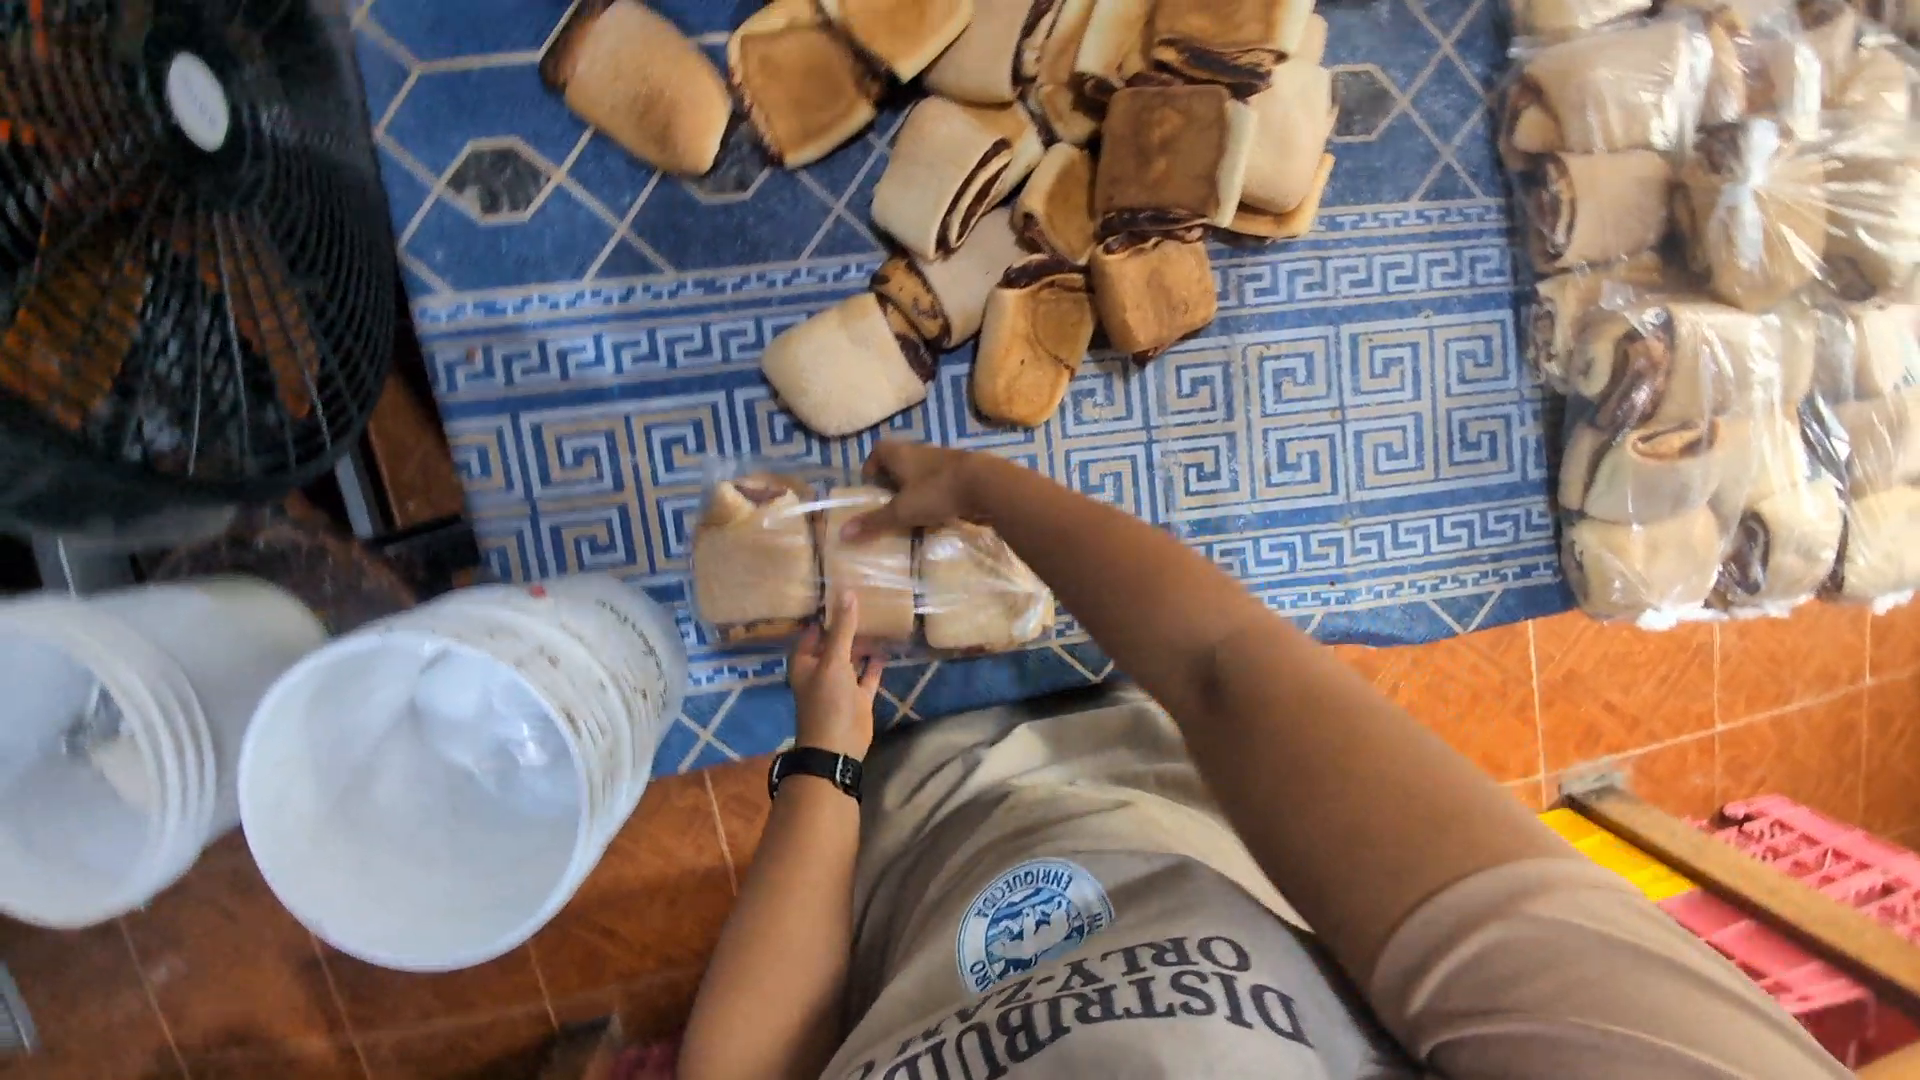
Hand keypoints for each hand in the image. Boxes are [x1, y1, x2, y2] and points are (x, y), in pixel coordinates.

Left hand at [789, 592, 882, 757]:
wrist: (837, 747)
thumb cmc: (827, 700)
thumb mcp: (833, 661)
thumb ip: (842, 629)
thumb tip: (847, 593)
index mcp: (805, 662)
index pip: (811, 631)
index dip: (822, 614)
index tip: (839, 591)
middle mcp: (821, 670)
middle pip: (833, 643)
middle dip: (845, 626)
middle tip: (865, 599)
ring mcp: (840, 684)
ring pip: (851, 658)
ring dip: (861, 643)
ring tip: (878, 618)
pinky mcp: (858, 697)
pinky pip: (867, 675)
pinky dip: (875, 663)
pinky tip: (886, 646)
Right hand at [843, 440, 985, 540]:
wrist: (986, 484)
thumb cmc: (936, 492)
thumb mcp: (901, 511)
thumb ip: (874, 522)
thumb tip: (841, 533)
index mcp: (901, 453)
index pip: (879, 450)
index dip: (871, 466)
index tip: (870, 486)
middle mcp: (922, 451)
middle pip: (901, 460)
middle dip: (893, 480)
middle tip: (889, 502)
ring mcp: (945, 460)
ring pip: (923, 471)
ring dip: (916, 488)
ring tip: (912, 511)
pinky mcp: (964, 472)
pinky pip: (943, 481)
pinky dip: (937, 494)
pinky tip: (939, 513)